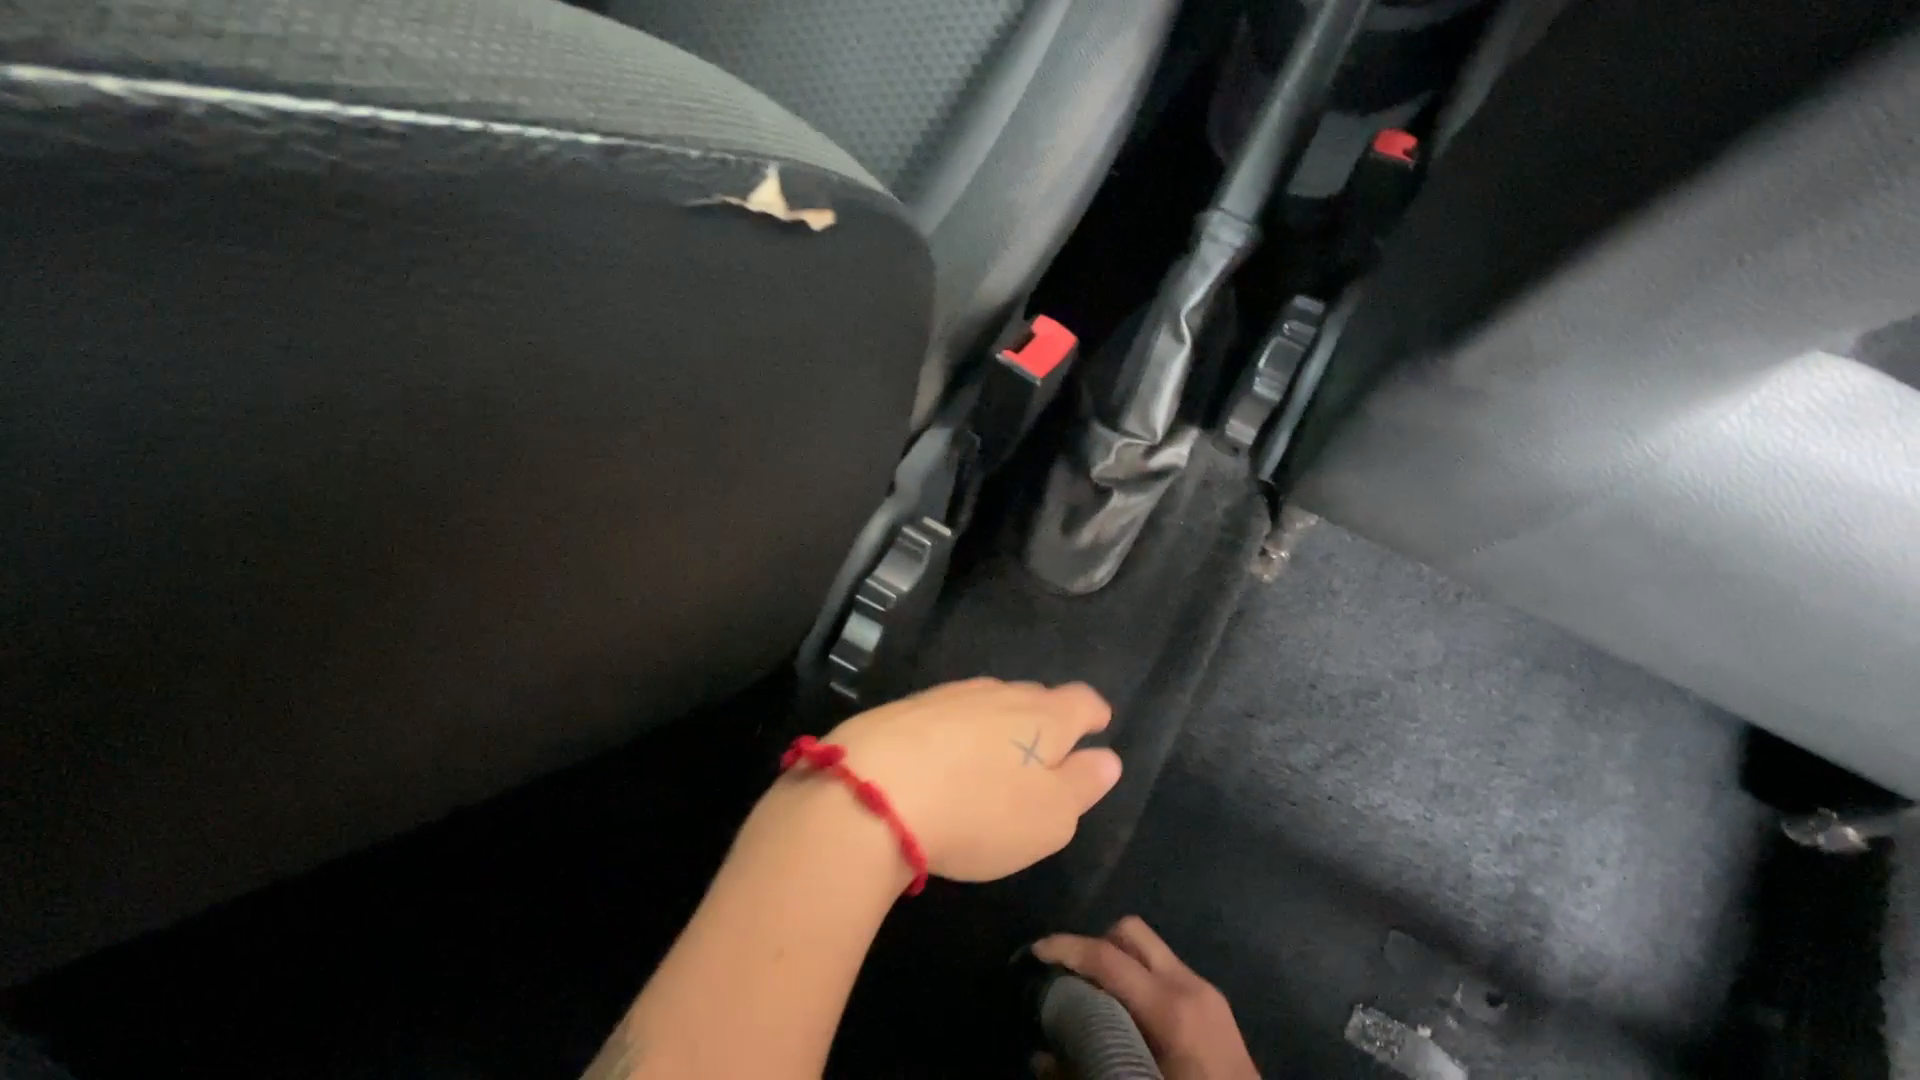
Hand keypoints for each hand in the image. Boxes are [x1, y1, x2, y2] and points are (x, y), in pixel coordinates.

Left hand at [808, 678, 1122, 881]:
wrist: (875, 793)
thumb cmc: (980, 813)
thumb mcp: (1050, 818)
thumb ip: (1082, 786)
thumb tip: (1106, 758)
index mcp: (1045, 717)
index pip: (1083, 701)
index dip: (1093, 714)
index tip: (1097, 727)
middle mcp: (999, 693)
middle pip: (1033, 697)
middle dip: (1044, 720)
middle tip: (1042, 753)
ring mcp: (948, 696)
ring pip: (987, 702)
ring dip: (996, 725)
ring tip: (993, 757)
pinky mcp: (904, 709)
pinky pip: (945, 715)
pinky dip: (954, 733)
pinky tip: (942, 760)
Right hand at [1033, 917, 1259, 1079]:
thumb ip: (1082, 1073)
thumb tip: (1040, 1057)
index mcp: (1171, 1010)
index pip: (1109, 957)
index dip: (1066, 948)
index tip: (1036, 951)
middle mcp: (1190, 986)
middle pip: (1130, 932)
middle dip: (1094, 943)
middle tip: (1068, 973)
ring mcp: (1206, 991)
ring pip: (1149, 948)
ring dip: (1116, 960)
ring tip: (1093, 994)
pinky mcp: (1214, 1004)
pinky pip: (1164, 971)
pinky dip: (1138, 979)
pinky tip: (1126, 1014)